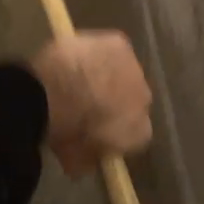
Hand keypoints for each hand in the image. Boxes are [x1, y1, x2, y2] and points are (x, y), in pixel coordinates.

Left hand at [30, 31, 153, 175]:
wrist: (58, 93)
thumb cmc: (67, 131)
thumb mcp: (75, 160)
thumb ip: (88, 159)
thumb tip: (85, 159)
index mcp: (140, 133)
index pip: (135, 132)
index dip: (115, 129)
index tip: (96, 127)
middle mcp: (145, 100)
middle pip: (133, 98)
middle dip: (116, 98)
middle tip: (88, 99)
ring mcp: (135, 68)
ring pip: (124, 71)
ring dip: (108, 72)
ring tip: (82, 74)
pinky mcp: (121, 43)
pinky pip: (112, 48)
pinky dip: (99, 51)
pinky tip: (82, 54)